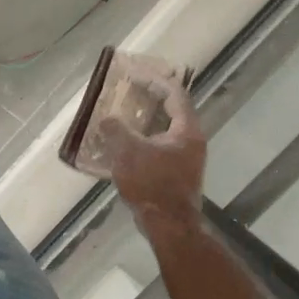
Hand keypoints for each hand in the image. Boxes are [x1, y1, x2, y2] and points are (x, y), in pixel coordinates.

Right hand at [100, 75, 205, 225]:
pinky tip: (124, 143)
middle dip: (149, 99)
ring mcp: (185, 158)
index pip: (176, 95)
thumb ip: (115, 129)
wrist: (168, 223)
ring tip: (122, 114)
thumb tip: (107, 119)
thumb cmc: (151, 183)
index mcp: (186, 130)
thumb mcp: (127, 151)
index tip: (136, 75)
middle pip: (172, 110)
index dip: (156, 81)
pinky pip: (159, 145)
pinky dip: (143, 138)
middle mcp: (191, 140)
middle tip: (128, 91)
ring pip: (165, 129)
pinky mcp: (176, 172)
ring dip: (145, 120)